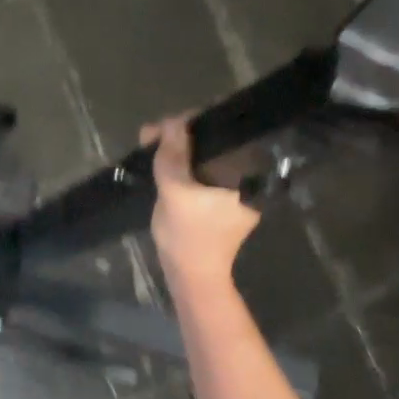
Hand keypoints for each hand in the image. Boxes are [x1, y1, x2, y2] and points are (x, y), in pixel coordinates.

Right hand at [141, 115, 260, 285]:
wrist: (190, 277)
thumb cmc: (188, 236)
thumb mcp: (175, 192)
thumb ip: (174, 155)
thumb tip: (173, 122)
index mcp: (247, 175)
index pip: (225, 132)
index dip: (194, 122)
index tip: (166, 126)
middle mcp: (246, 178)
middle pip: (213, 141)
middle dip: (181, 134)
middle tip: (151, 135)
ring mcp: (231, 188)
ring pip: (203, 155)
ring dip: (177, 147)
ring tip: (151, 141)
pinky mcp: (216, 198)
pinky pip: (199, 169)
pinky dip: (181, 162)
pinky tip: (160, 157)